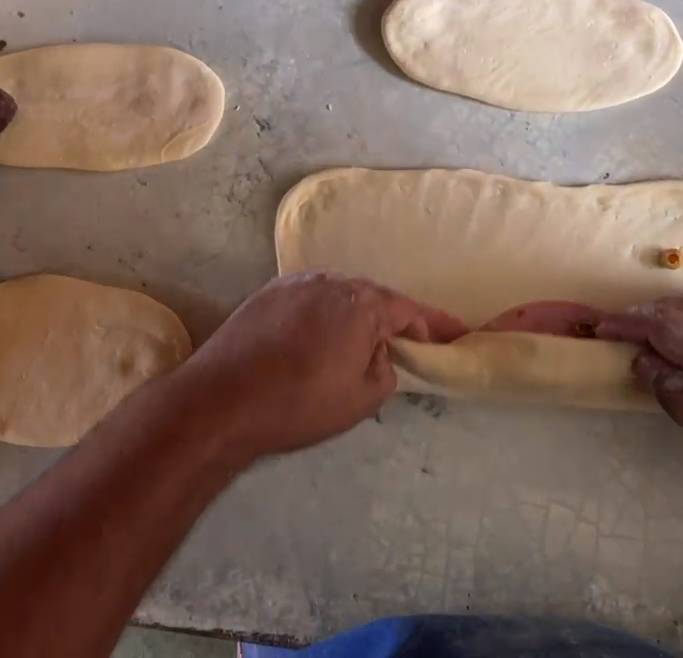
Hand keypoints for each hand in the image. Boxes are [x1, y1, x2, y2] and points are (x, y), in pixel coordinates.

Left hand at [169, 272, 464, 460]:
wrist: (222, 398)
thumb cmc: (299, 402)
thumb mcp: (361, 397)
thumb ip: (386, 367)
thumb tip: (379, 352)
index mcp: (361, 303)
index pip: (411, 311)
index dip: (437, 326)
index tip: (460, 333)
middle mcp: (332, 280)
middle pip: (375, 299)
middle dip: (394, 321)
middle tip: (412, 345)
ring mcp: (297, 282)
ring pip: (341, 297)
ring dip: (357, 317)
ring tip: (363, 344)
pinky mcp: (270, 292)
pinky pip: (313, 300)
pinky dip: (326, 316)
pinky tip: (321, 339)